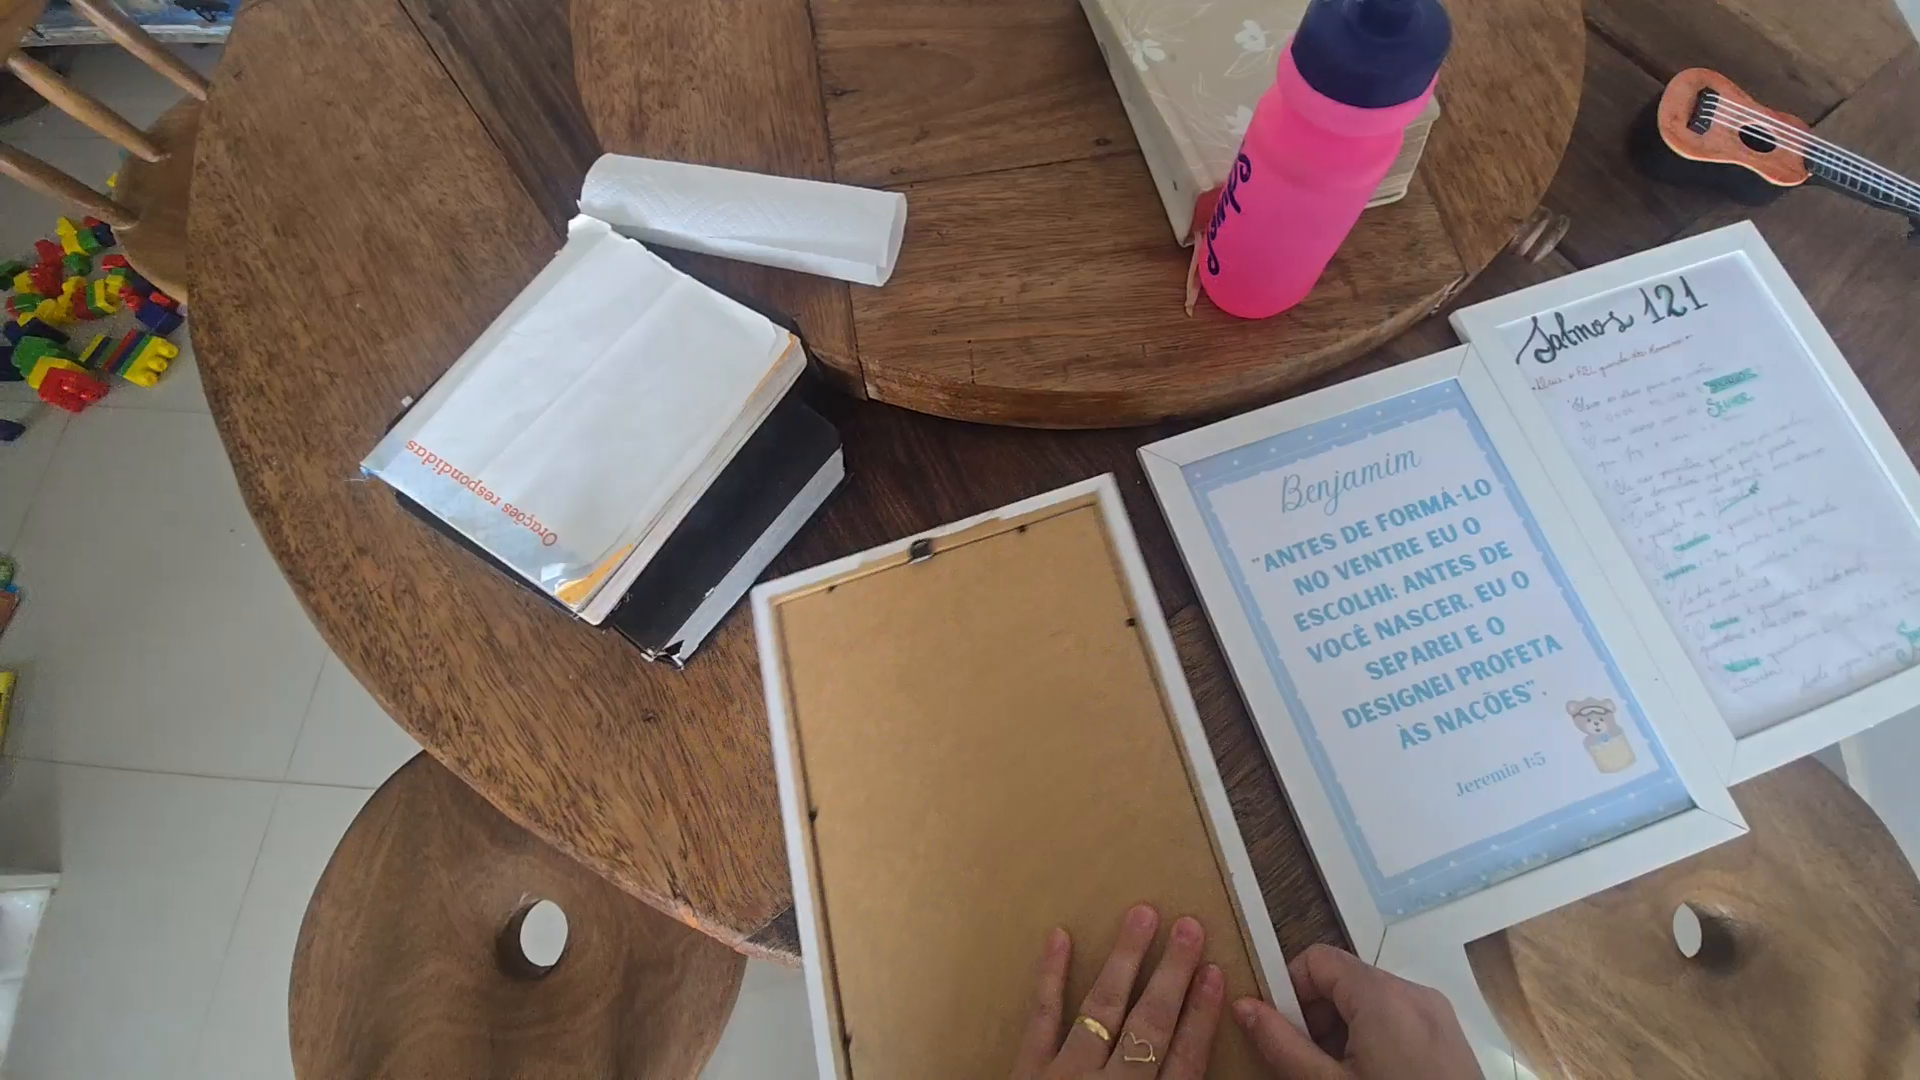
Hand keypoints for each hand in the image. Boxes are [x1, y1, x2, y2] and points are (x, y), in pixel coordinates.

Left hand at [1010, 904, 1226, 1079]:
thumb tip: (1187, 1075)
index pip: (1182, 1066)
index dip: (1200, 1018)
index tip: (1215, 974)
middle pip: (1148, 1027)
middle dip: (1172, 975)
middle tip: (1189, 926)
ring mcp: (1064, 1077)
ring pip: (1101, 1008)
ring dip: (1125, 960)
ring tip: (1142, 915)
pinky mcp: (1026, 1072)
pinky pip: (1040, 1017)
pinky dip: (1050, 975)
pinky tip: (1058, 935)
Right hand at [1233, 944, 1478, 1079]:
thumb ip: (1281, 1043)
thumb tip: (1241, 1004)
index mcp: (1382, 994)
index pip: (1316, 959)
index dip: (1291, 991)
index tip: (1285, 1035)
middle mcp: (1415, 993)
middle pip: (1343, 981)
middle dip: (1317, 1018)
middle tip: (1311, 1066)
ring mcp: (1440, 1019)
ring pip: (1369, 1004)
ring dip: (1344, 1034)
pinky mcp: (1455, 1045)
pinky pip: (1398, 1023)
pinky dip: (1375, 1044)